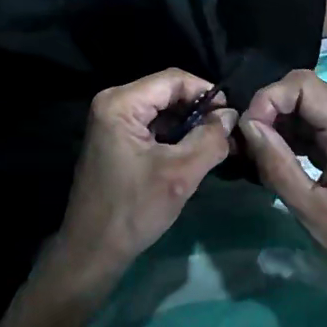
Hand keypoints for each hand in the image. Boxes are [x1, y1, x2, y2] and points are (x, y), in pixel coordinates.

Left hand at [47, 70, 236, 289]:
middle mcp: (112, 103)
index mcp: (120, 103)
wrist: (93, 246)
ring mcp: (110, 120)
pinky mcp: (114, 138)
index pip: (172, 79)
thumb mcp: (179, 174)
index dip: (205, 92)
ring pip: (159, 110)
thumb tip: (231, 116)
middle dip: (198, 110)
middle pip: (165, 92)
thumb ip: (209, 140)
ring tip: (217, 143)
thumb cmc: (133, 208)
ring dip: (187, 124)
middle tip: (228, 132)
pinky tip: (194, 152)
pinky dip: (173, 135)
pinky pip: (150, 126)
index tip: (233, 115)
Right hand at [238, 69, 326, 314]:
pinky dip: (295, 132)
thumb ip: (276, 164)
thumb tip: (246, 124)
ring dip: (280, 120)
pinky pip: (320, 122)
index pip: (303, 85)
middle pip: (305, 88)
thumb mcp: (313, 213)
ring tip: (260, 153)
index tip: (249, 133)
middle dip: (270, 108)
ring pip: (310, 103)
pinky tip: (281, 158)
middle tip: (250, 144)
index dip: (268, 99)